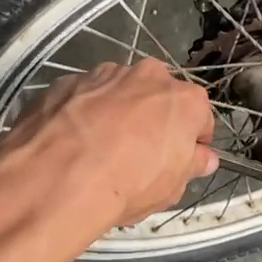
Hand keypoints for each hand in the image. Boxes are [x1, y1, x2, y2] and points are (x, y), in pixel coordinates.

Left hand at [0, 59, 216, 225]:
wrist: (57, 178)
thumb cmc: (129, 184)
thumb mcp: (171, 187)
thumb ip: (191, 166)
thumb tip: (204, 158)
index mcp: (185, 100)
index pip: (199, 118)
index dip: (192, 142)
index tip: (181, 161)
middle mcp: (148, 76)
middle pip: (158, 98)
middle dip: (153, 120)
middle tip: (139, 155)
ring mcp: (104, 74)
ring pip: (119, 93)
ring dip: (117, 113)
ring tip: (98, 150)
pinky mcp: (66, 81)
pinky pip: (83, 97)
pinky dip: (82, 113)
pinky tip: (71, 142)